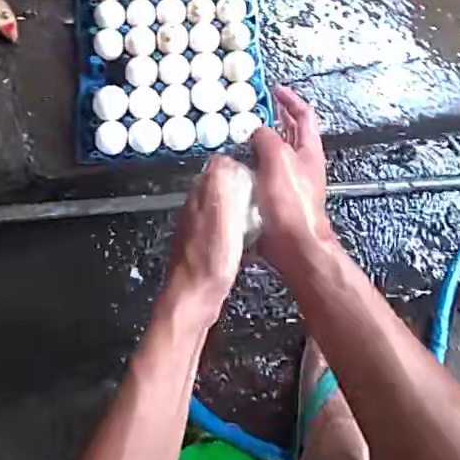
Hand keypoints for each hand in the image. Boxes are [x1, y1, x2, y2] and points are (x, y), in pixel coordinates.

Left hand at [166, 154, 249, 310]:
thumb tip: (227, 159)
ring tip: (263, 219)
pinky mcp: (203, 249)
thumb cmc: (210, 259)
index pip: (221, 166)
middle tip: (267, 198)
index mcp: (200, 195)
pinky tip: (249, 242)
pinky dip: (238, 231)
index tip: (264, 175)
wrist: (192, 300)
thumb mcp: (221, 214)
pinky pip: (224, 230)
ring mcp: (197, 229)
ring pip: (224, 208)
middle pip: (223, 186)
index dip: (243, 167)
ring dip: (242, 210)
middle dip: (245, 188)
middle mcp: (195, 208)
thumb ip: (222, 184)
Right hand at [248, 86, 334, 269]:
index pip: (304, 115)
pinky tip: (235, 167)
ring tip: (238, 135)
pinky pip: (262, 174)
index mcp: (308, 150)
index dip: (290, 100)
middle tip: (252, 110)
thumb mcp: (278, 159)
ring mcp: (290, 182)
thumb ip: (267, 138)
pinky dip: (250, 166)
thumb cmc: (291, 204)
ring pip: (274, 154)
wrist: (295, 246)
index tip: (274, 90)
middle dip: (272, 119)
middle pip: (289, 133)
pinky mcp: (277, 199)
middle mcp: (302, 164)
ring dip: (258, 142)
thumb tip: (257, 131)